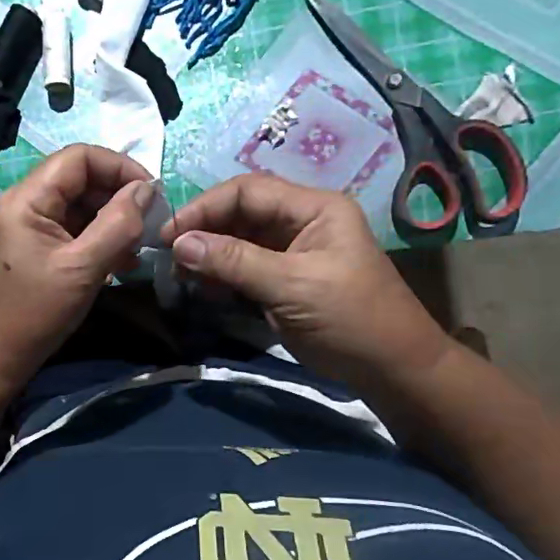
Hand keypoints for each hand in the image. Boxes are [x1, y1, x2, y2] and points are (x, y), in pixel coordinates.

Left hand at [0, 145, 154, 387]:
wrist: (3, 356)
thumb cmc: (39, 312)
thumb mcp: (84, 267)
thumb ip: (118, 224)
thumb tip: (147, 189)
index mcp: (26, 200)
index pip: (78, 158)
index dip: (118, 167)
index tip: (151, 192)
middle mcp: (26, 203)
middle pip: (82, 178)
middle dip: (120, 196)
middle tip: (150, 223)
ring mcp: (33, 225)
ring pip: (84, 203)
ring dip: (116, 219)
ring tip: (139, 246)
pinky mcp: (42, 245)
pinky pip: (79, 227)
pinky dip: (104, 237)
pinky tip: (124, 261)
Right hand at [162, 174, 450, 391]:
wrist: (391, 369)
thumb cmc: (351, 319)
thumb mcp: (291, 286)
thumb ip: (234, 261)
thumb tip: (179, 244)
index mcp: (315, 208)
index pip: (248, 191)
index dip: (205, 207)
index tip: (169, 233)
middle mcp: (302, 221)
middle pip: (242, 212)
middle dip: (205, 230)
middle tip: (168, 255)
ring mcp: (294, 251)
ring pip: (240, 240)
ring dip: (209, 253)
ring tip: (180, 273)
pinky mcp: (286, 280)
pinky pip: (246, 267)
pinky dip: (222, 274)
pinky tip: (200, 285)